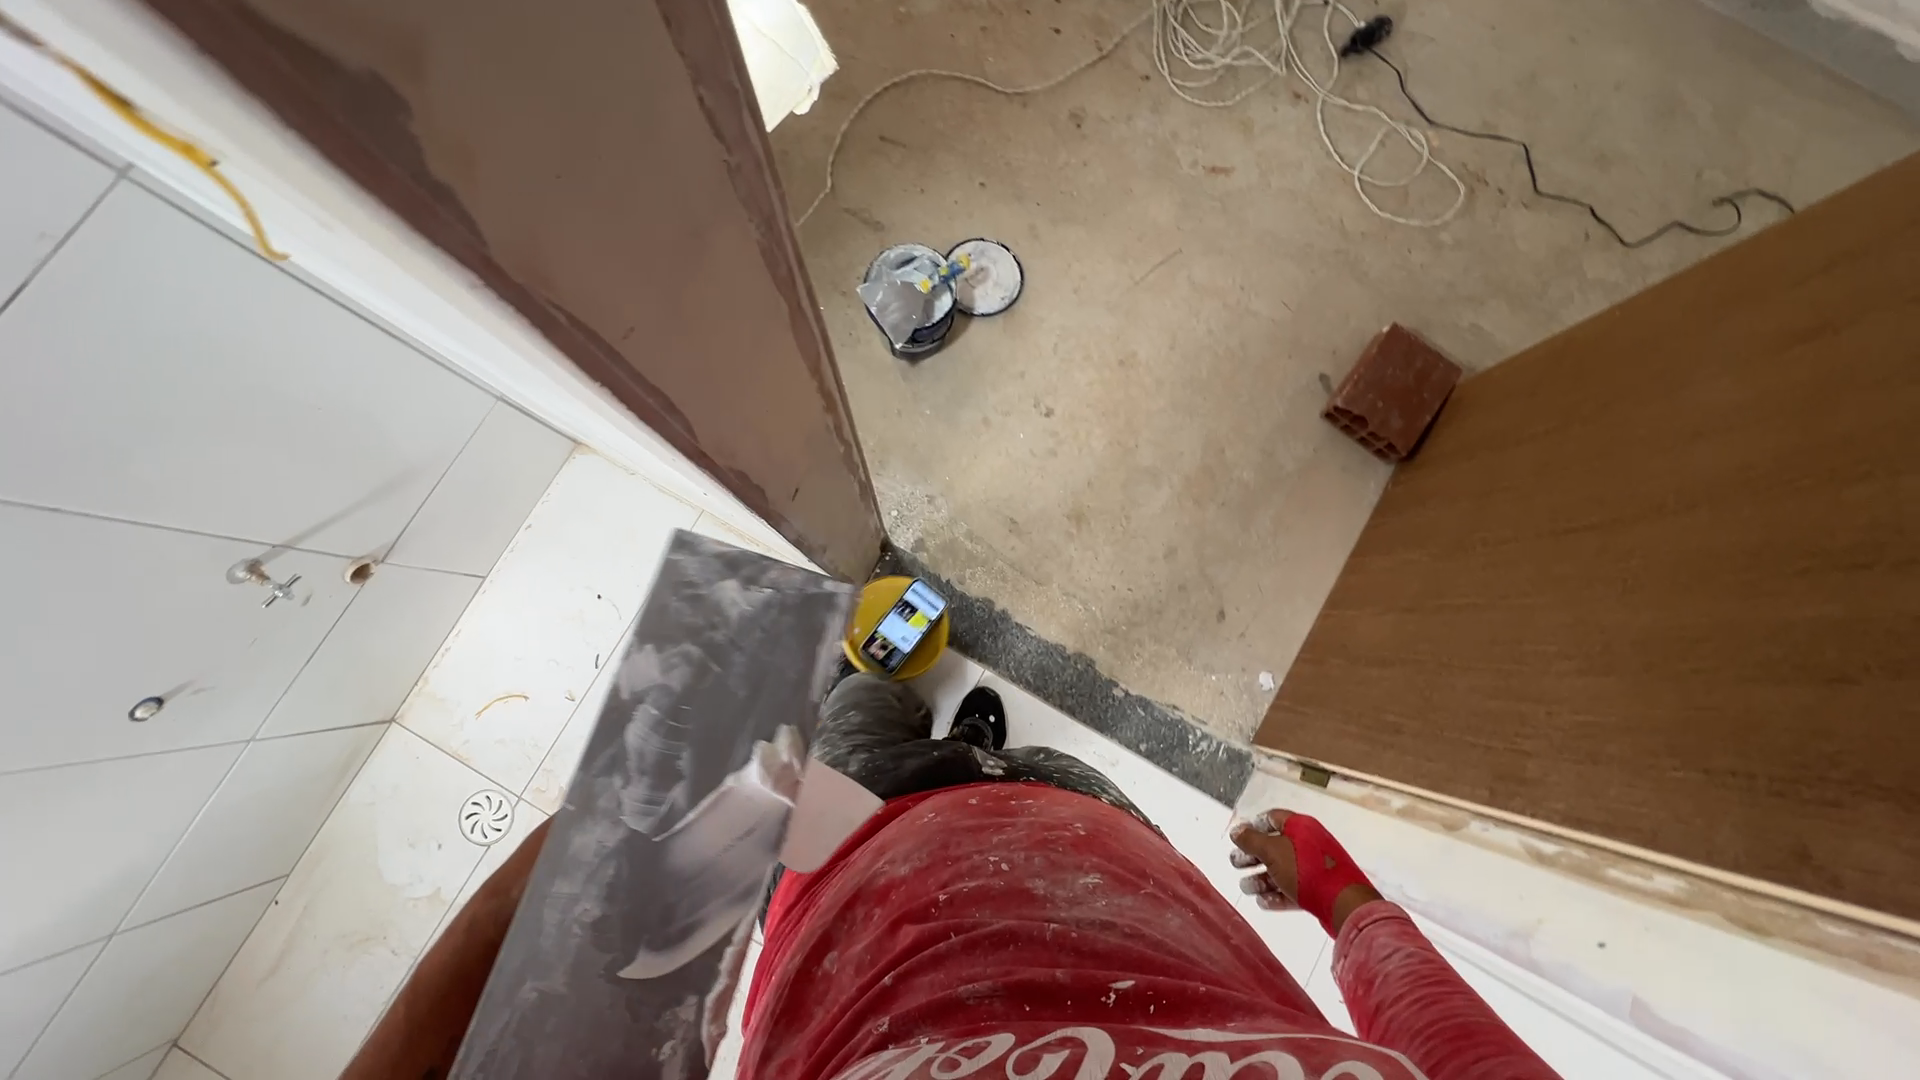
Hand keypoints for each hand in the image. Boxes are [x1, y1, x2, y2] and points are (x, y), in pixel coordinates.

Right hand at [1229, 808, 1381, 935]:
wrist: (1344, 904)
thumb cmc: (1306, 870)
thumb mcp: (1272, 851)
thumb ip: (1251, 840)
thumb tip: (1237, 830)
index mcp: (1300, 827)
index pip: (1272, 818)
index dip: (1253, 826)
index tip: (1239, 838)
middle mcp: (1308, 844)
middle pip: (1274, 845)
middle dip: (1253, 856)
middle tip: (1236, 864)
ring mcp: (1315, 868)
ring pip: (1282, 870)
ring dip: (1261, 878)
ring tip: (1246, 888)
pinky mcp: (1319, 891)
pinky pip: (1293, 889)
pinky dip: (1277, 894)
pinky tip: (1263, 902)